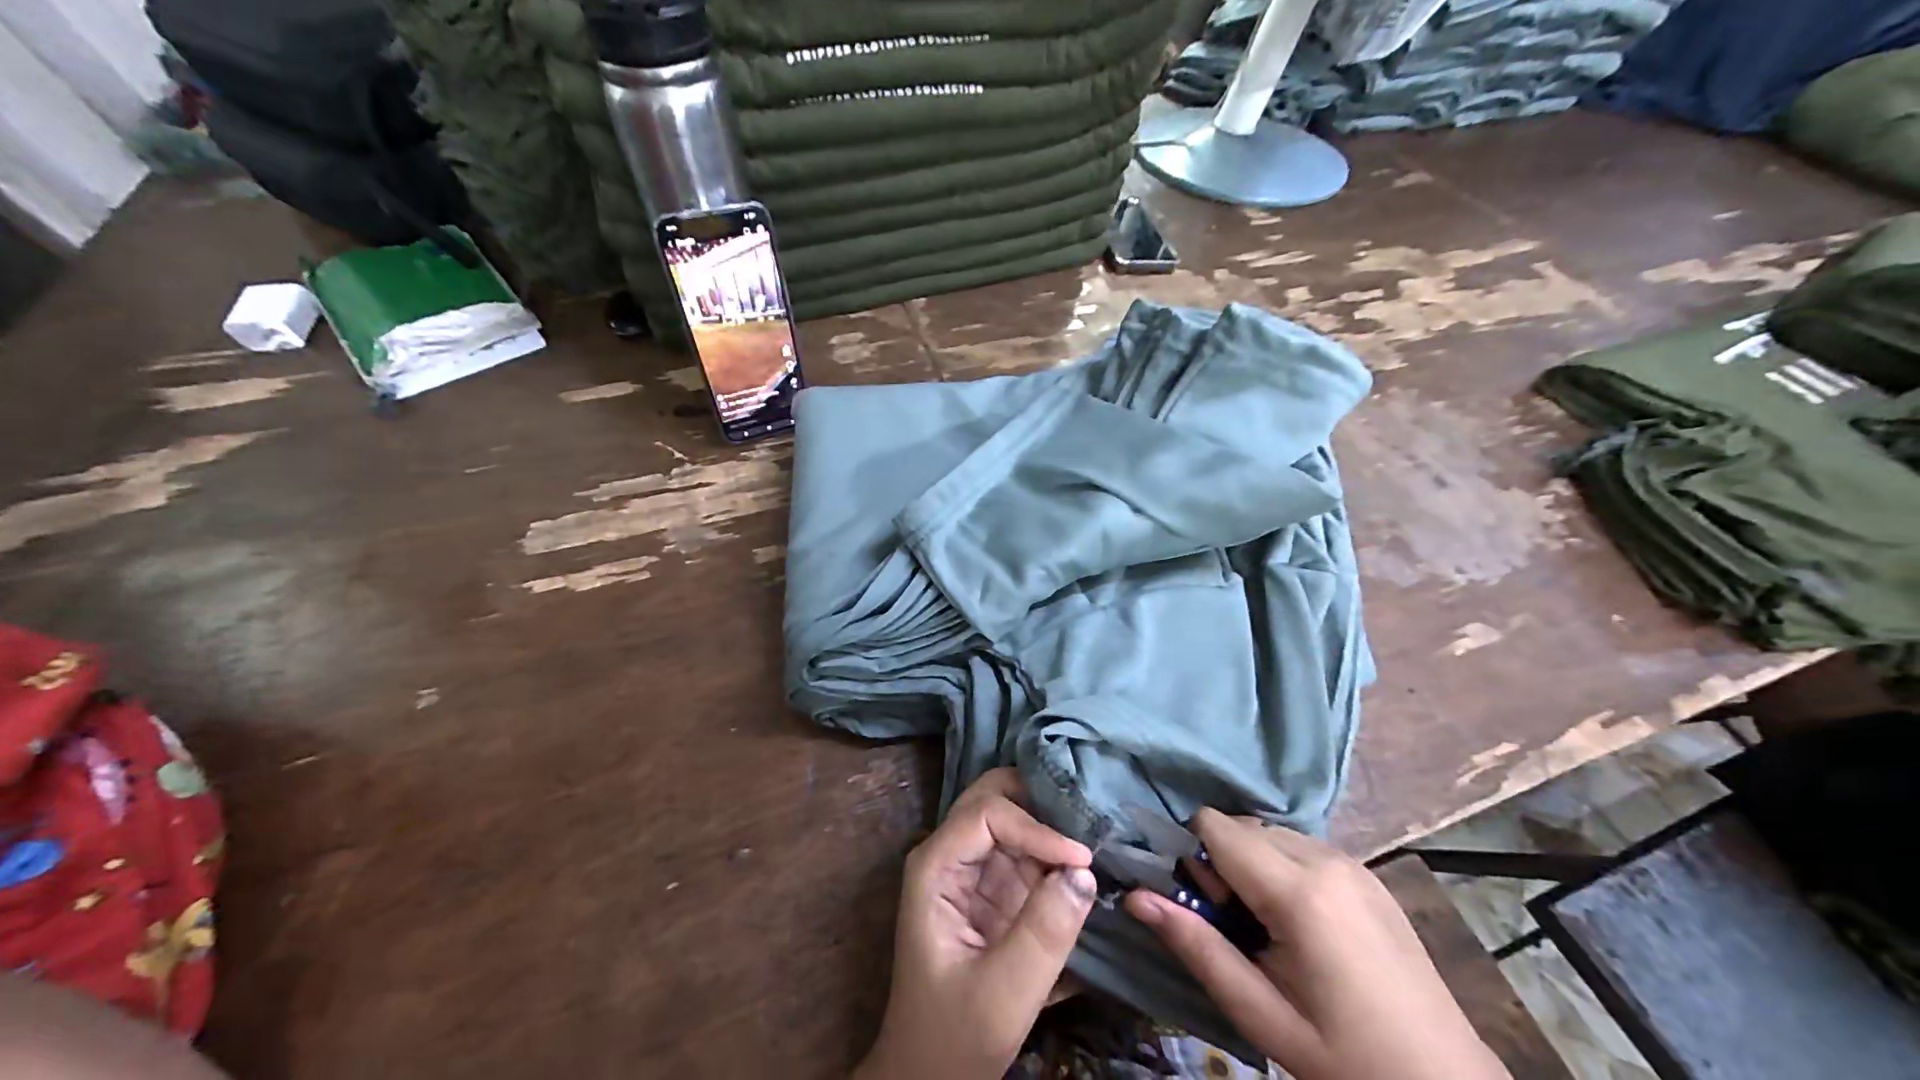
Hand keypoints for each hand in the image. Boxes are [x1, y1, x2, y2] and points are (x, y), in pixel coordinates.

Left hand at [855, 769, 1097, 1079]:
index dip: (1036, 828)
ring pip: (1014, 817)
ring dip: (1053, 822)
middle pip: (994, 797)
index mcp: (935, 868)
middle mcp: (952, 856)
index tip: (1082, 859)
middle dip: (1040, 799)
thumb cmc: (956, 1036)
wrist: (930, 1076)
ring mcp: (974, 872)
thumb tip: (1085, 872)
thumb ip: (1044, 932)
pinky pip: (1028, 852)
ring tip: (1100, 834)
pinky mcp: (997, 893)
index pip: (987, 815)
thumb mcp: (1004, 993)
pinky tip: (1089, 862)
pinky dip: (1057, 851)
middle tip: (1090, 817)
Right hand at [1125, 810, 1508, 1079]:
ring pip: (1270, 834)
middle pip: (1241, 827)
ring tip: (1269, 930)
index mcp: (1300, 891)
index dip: (1194, 857)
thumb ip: (1196, 946)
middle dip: (1221, 863)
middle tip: (1235, 927)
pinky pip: (1301, 848)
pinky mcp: (1369, 875)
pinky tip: (1301, 927)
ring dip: (1251, 865)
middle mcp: (1327, 859)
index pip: (1216, 826)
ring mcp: (1354, 863)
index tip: (1204, 906)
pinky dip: (1282, 869)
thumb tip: (1135, 896)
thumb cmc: (1348, 1061)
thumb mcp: (1261, 1015)